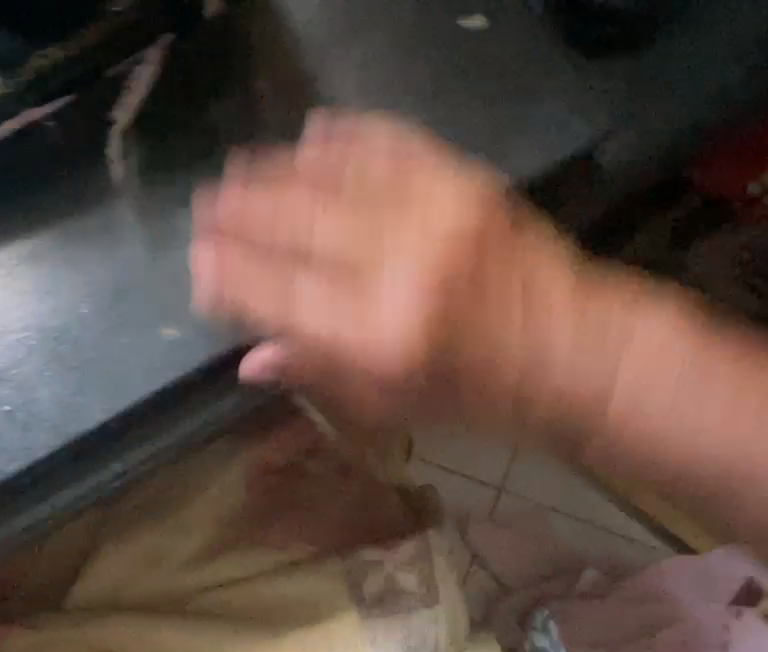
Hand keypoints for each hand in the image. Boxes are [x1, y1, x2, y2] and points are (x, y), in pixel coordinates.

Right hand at [191, 110, 641, 439]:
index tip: (198, 263)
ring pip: (335, 182)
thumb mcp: (390, 404)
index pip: (281, 296)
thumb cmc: (473, 395)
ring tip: (237, 168)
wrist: (569, 351)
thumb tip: (249, 362)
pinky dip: (349, 137)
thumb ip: (317, 374)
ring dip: (278, 172)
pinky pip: (392, 147)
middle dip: (242, 214)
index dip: (232, 276)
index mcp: (375, 337)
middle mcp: (398, 269)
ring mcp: (432, 217)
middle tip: (204, 206)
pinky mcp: (463, 184)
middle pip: (298, 229)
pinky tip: (312, 132)